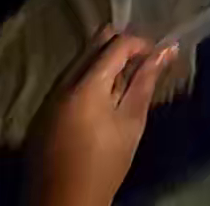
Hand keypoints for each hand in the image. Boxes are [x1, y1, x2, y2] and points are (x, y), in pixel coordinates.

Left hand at [27, 29, 175, 205]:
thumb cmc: (104, 165)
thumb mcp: (132, 121)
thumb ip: (147, 80)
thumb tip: (169, 47)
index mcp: (85, 87)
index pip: (117, 44)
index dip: (141, 44)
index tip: (155, 58)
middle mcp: (61, 86)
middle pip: (94, 44)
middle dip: (121, 48)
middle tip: (139, 66)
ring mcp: (47, 101)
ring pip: (80, 60)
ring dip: (104, 62)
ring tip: (122, 85)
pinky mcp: (40, 115)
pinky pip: (68, 80)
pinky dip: (88, 79)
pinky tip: (100, 102)